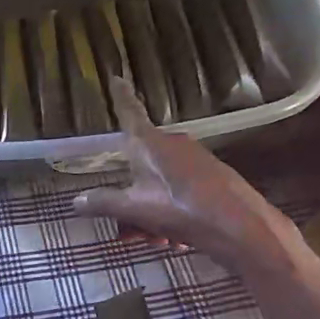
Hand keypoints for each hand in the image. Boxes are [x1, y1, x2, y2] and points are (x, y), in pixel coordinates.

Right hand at [74, 77, 300, 270]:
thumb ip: (103, 203)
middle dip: (128, 202)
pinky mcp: (211, 180)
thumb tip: (76, 200)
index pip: (130, 113)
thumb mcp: (135, 209)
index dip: (121, 97)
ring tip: (158, 242)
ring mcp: (194, 162)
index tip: (116, 76)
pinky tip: (177, 241)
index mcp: (150, 145)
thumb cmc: (183, 210)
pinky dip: (171, 217)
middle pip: (138, 169)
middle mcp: (172, 146)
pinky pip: (178, 195)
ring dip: (150, 217)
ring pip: (157, 187)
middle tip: (128, 234)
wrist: (243, 228)